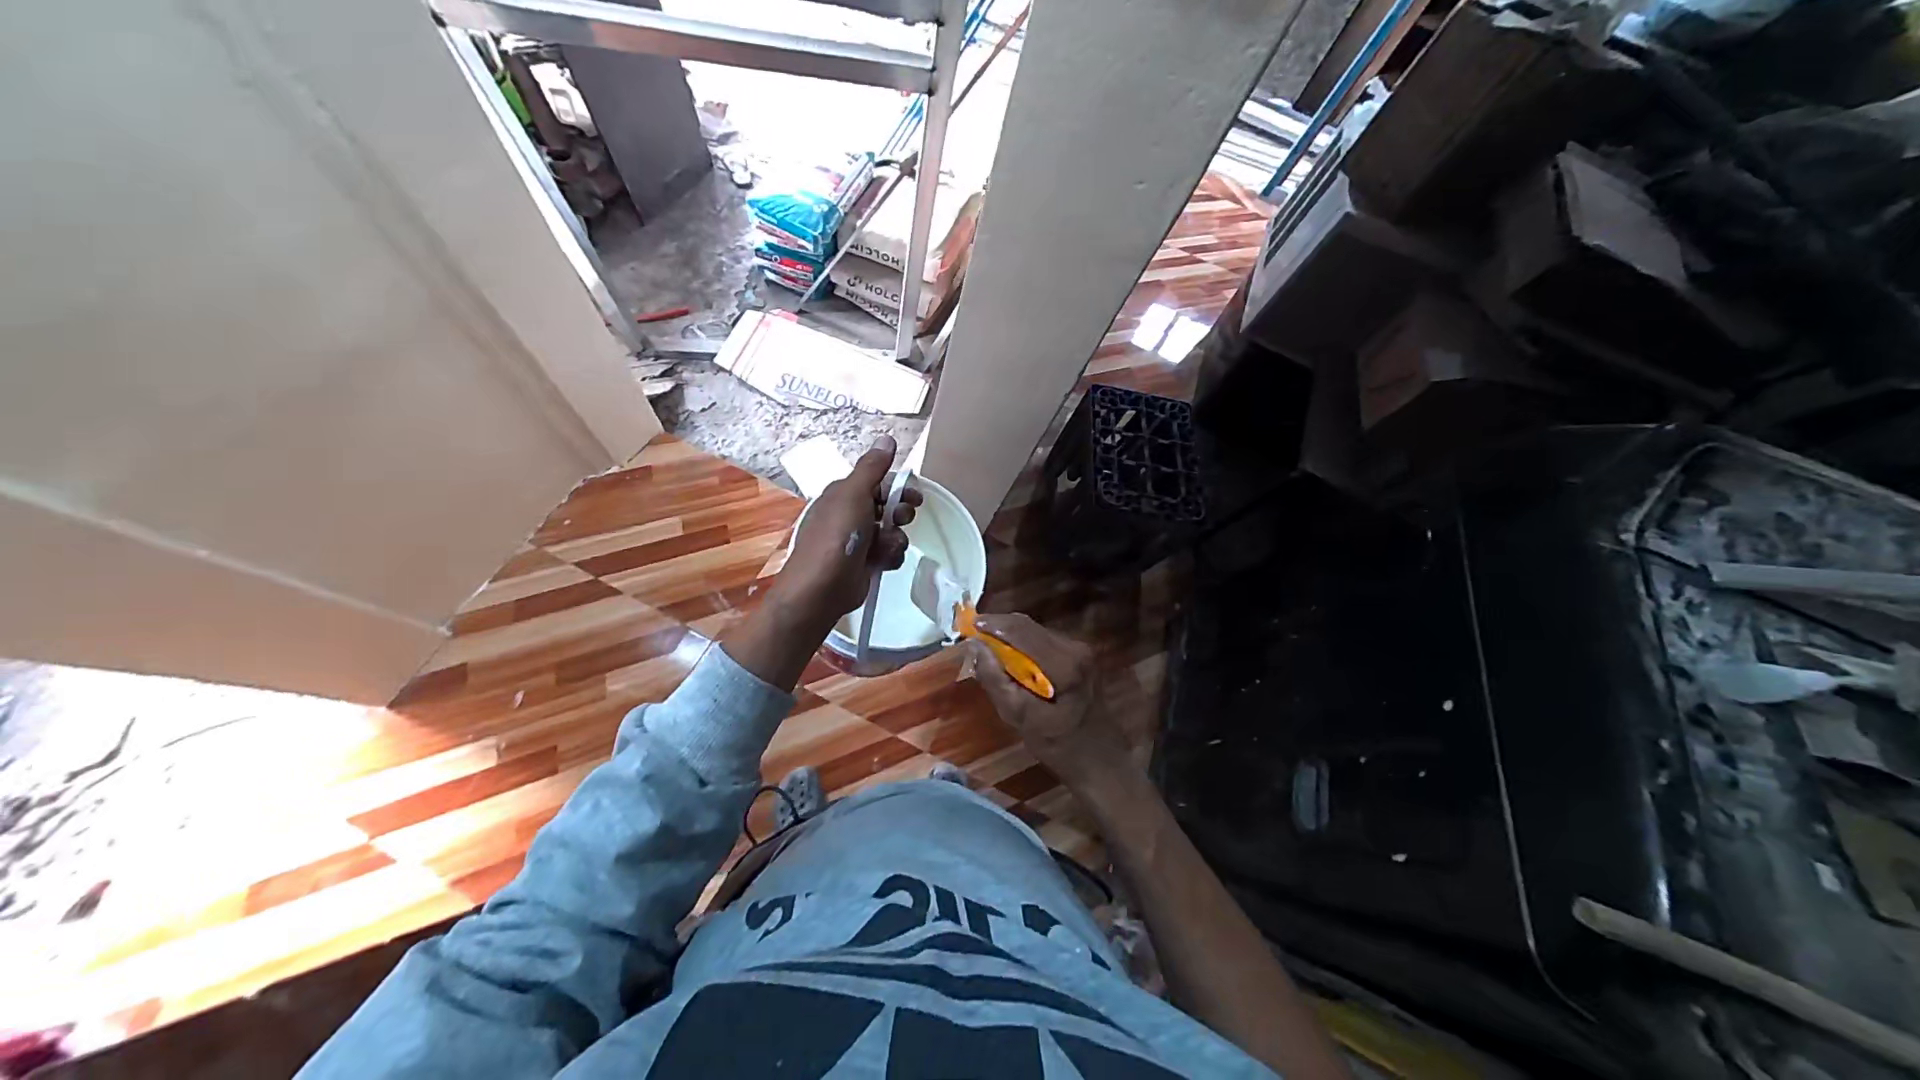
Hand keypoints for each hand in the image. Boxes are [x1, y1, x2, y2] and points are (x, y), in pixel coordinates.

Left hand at [773, 435, 922, 625]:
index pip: (878, 482)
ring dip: (895, 538)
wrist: (822, 587)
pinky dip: (890, 557)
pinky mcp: (865, 563)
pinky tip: (883, 562)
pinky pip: (889, 553)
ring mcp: (858, 541)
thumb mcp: (854, 494)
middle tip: (902, 519)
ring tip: (886, 547)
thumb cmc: (837, 536)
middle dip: (899, 512)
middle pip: (888, 506)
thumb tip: (887, 438)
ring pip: (892, 531)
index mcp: (844, 494)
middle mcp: (850, 515)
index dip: (898, 486)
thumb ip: (872, 468)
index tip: (915, 494)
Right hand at [968, 613, 1129, 783]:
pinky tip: (1011, 661)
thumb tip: (975, 646)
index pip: (1021, 631)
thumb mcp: (1020, 717)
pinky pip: (1044, 642)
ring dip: (1011, 638)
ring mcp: (1081, 650)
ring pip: (1036, 632)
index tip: (968, 626)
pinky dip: (1024, 646)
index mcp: (1064, 663)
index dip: (992, 624)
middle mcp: (1076, 648)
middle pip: (1029, 627)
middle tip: (974, 638)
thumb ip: (995, 679)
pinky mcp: (1081, 656)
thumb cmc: (1059, 746)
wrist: (1100, 761)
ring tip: (988, 650)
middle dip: (999, 629)